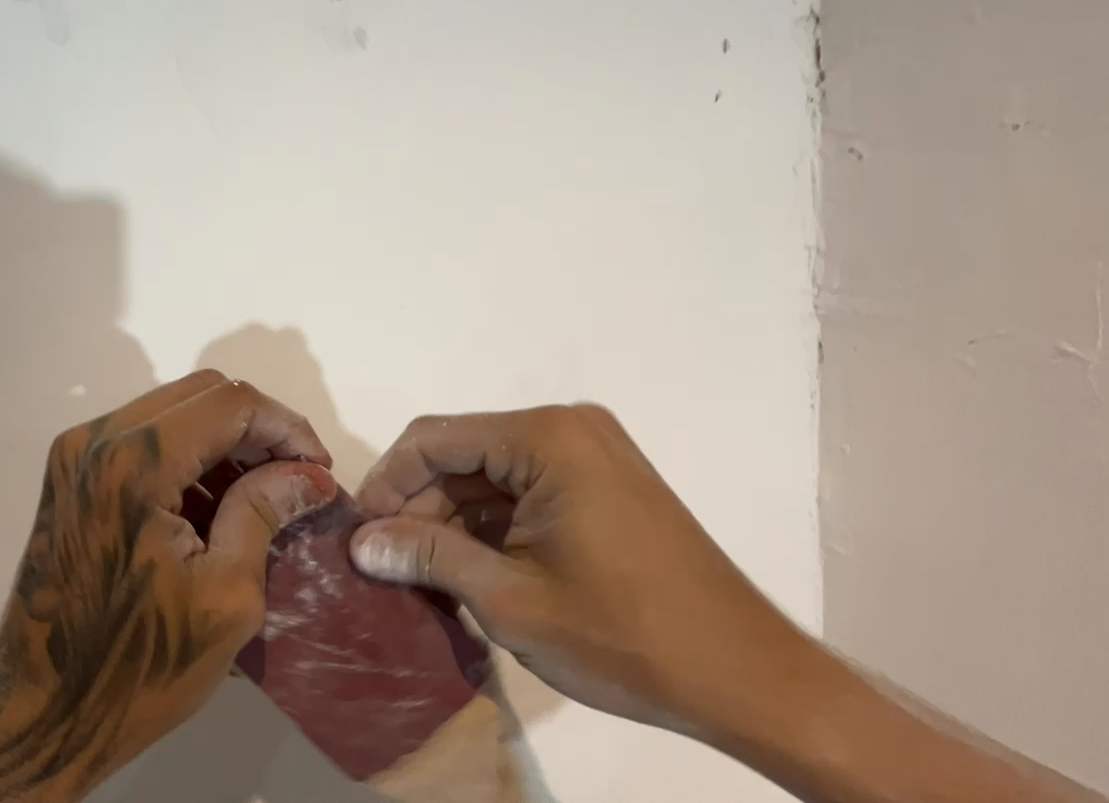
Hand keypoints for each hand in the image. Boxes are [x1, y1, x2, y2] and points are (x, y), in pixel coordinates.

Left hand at [0, 371, 337, 802]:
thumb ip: (265, 512)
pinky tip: (215, 502)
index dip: (285, 426)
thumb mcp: (227, 595)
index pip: (230, 403)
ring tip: (262, 494)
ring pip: (174, 409)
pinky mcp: (71, 473)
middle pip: (201, 393)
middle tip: (295, 477)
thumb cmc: (140, 667)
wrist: (42, 712)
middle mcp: (97, 439)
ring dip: (224, 440)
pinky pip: (145, 437)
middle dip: (258, 428)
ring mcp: (77, 453)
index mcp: (133, 463)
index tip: (317, 468)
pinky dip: (189, 455)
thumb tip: (309, 473)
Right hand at [349, 405, 1108, 802]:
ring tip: (421, 573)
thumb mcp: (509, 599)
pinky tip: (469, 568)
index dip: (387, 483)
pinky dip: (491, 524)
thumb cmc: (624, 636)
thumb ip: (427, 556)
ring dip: (452, 518)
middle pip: (462, 453)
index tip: (357, 534)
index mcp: (544, 438)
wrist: (750, 680)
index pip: (434, 439)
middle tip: (386, 562)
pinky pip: (526, 489)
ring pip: (491, 474)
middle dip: (418, 504)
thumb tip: (358, 543)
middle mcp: (566, 428)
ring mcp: (590, 454)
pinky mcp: (605, 484)